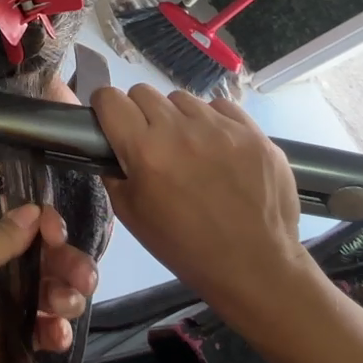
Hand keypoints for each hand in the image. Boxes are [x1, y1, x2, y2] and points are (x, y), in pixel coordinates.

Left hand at [0, 205, 94, 362]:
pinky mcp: (5, 338)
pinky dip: (54, 331)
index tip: (60, 233)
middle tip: (86, 277)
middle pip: (39, 257)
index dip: (42, 224)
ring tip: (67, 305)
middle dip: (66, 263)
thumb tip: (34, 209)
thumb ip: (1, 236)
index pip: (16, 219)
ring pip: (46, 293)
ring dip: (65, 296)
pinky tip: (58, 335)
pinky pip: (39, 330)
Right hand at [90, 85, 312, 309]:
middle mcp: (181, 130)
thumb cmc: (185, 246)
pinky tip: (219, 149)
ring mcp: (222, 129)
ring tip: (191, 148)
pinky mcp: (254, 133)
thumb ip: (113, 170)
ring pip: (181, 98)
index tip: (112, 122)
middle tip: (152, 142)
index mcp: (145, 150)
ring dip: (178, 117)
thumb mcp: (130, 213)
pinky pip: (220, 107)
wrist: (257, 270)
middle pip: (143, 92)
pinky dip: (213, 122)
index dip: (105, 108)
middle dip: (140, 113)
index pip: (109, 98)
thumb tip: (110, 145)